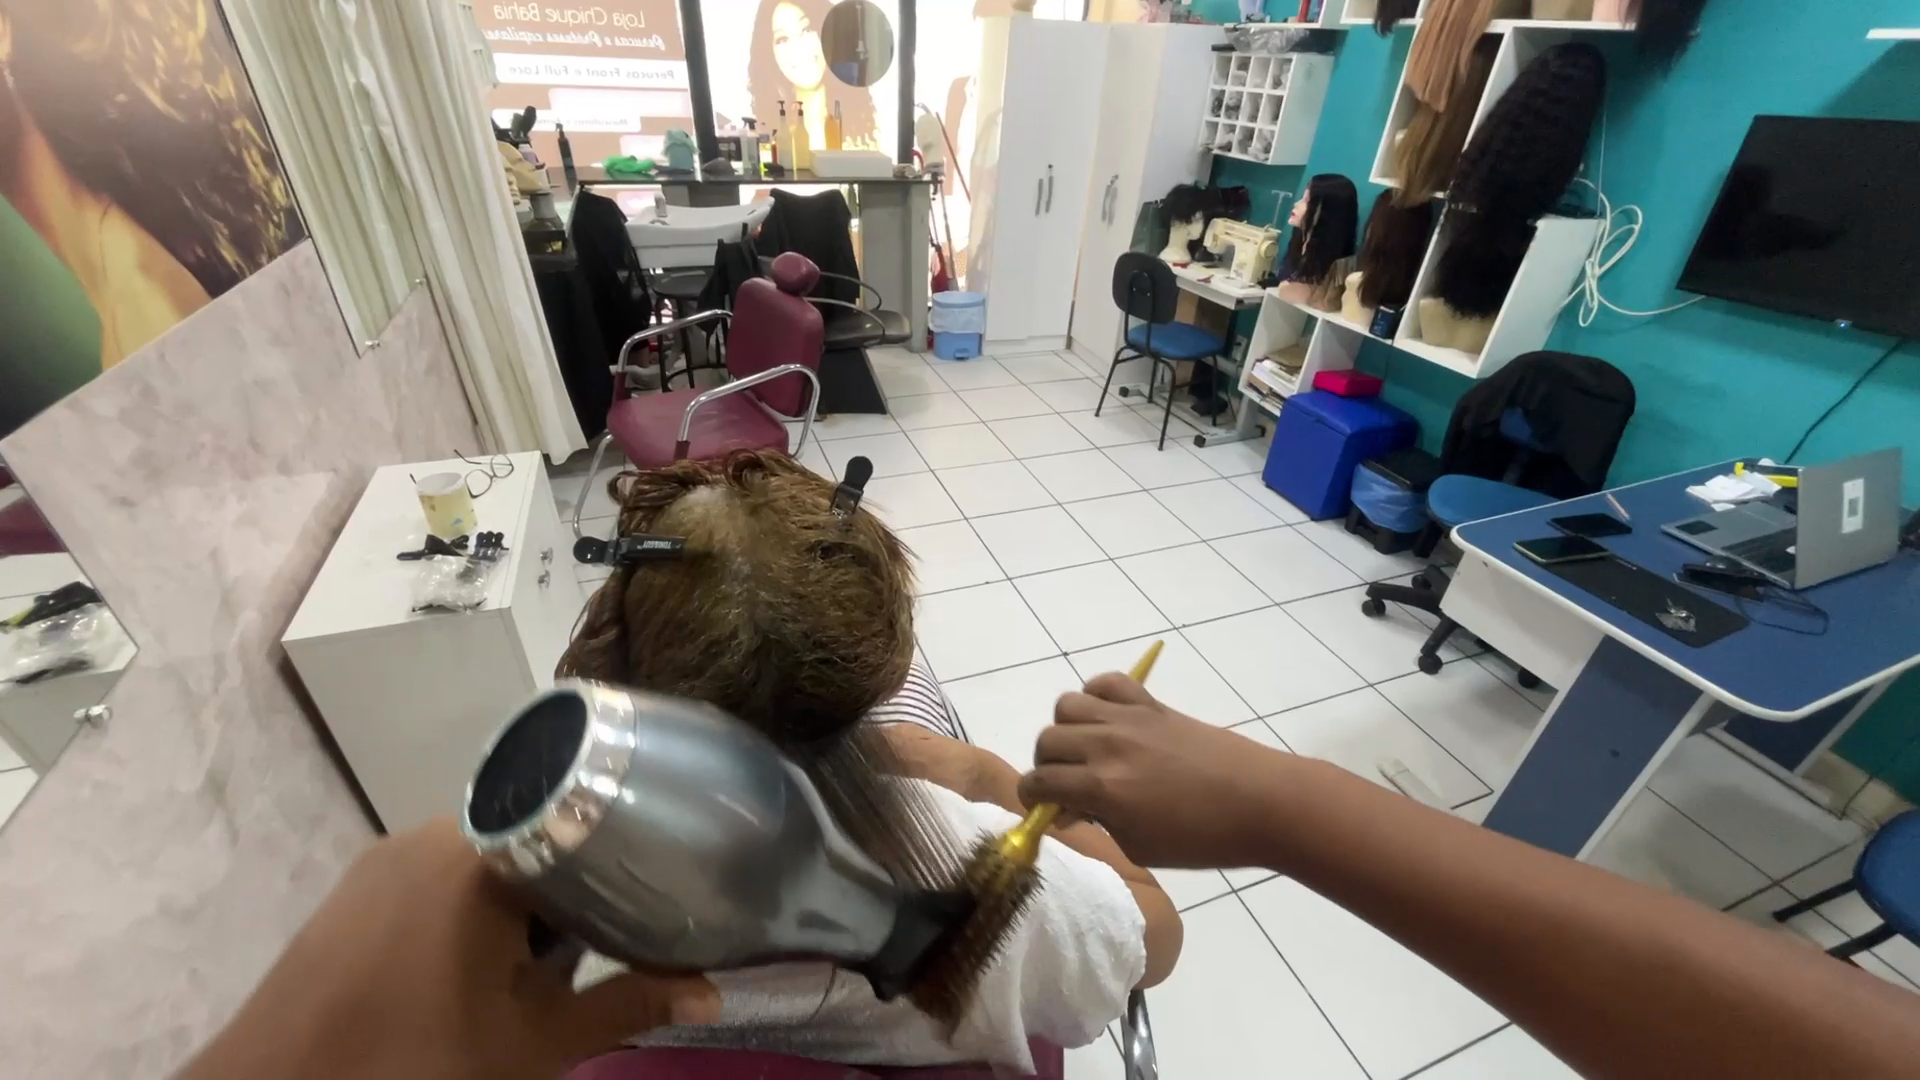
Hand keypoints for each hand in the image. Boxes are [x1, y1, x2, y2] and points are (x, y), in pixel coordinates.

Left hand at [181, 818, 717, 1079]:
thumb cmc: (412, 1067)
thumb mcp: (535, 1043)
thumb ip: (629, 1005)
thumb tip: (715, 996)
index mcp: (487, 853)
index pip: (585, 823)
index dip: (618, 860)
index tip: (642, 892)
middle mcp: (438, 830)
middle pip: (538, 836)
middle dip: (565, 890)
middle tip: (578, 952)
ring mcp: (388, 854)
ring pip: (490, 852)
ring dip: (517, 896)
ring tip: (524, 963)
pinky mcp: (354, 882)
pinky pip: (441, 868)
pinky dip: (468, 902)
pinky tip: (461, 963)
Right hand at [1018, 673, 1295, 870]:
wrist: (1260, 802)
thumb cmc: (1202, 839)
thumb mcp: (1139, 846)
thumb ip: (1098, 820)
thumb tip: (1072, 805)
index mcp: (1102, 788)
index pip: (1040, 782)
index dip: (1030, 796)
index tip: (1039, 804)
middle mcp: (1106, 746)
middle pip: (1047, 740)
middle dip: (1047, 764)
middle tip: (1065, 781)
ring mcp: (1128, 718)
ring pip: (1068, 705)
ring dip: (1066, 729)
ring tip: (1085, 747)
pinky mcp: (1149, 703)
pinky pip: (1107, 681)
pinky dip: (1097, 694)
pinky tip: (1107, 716)